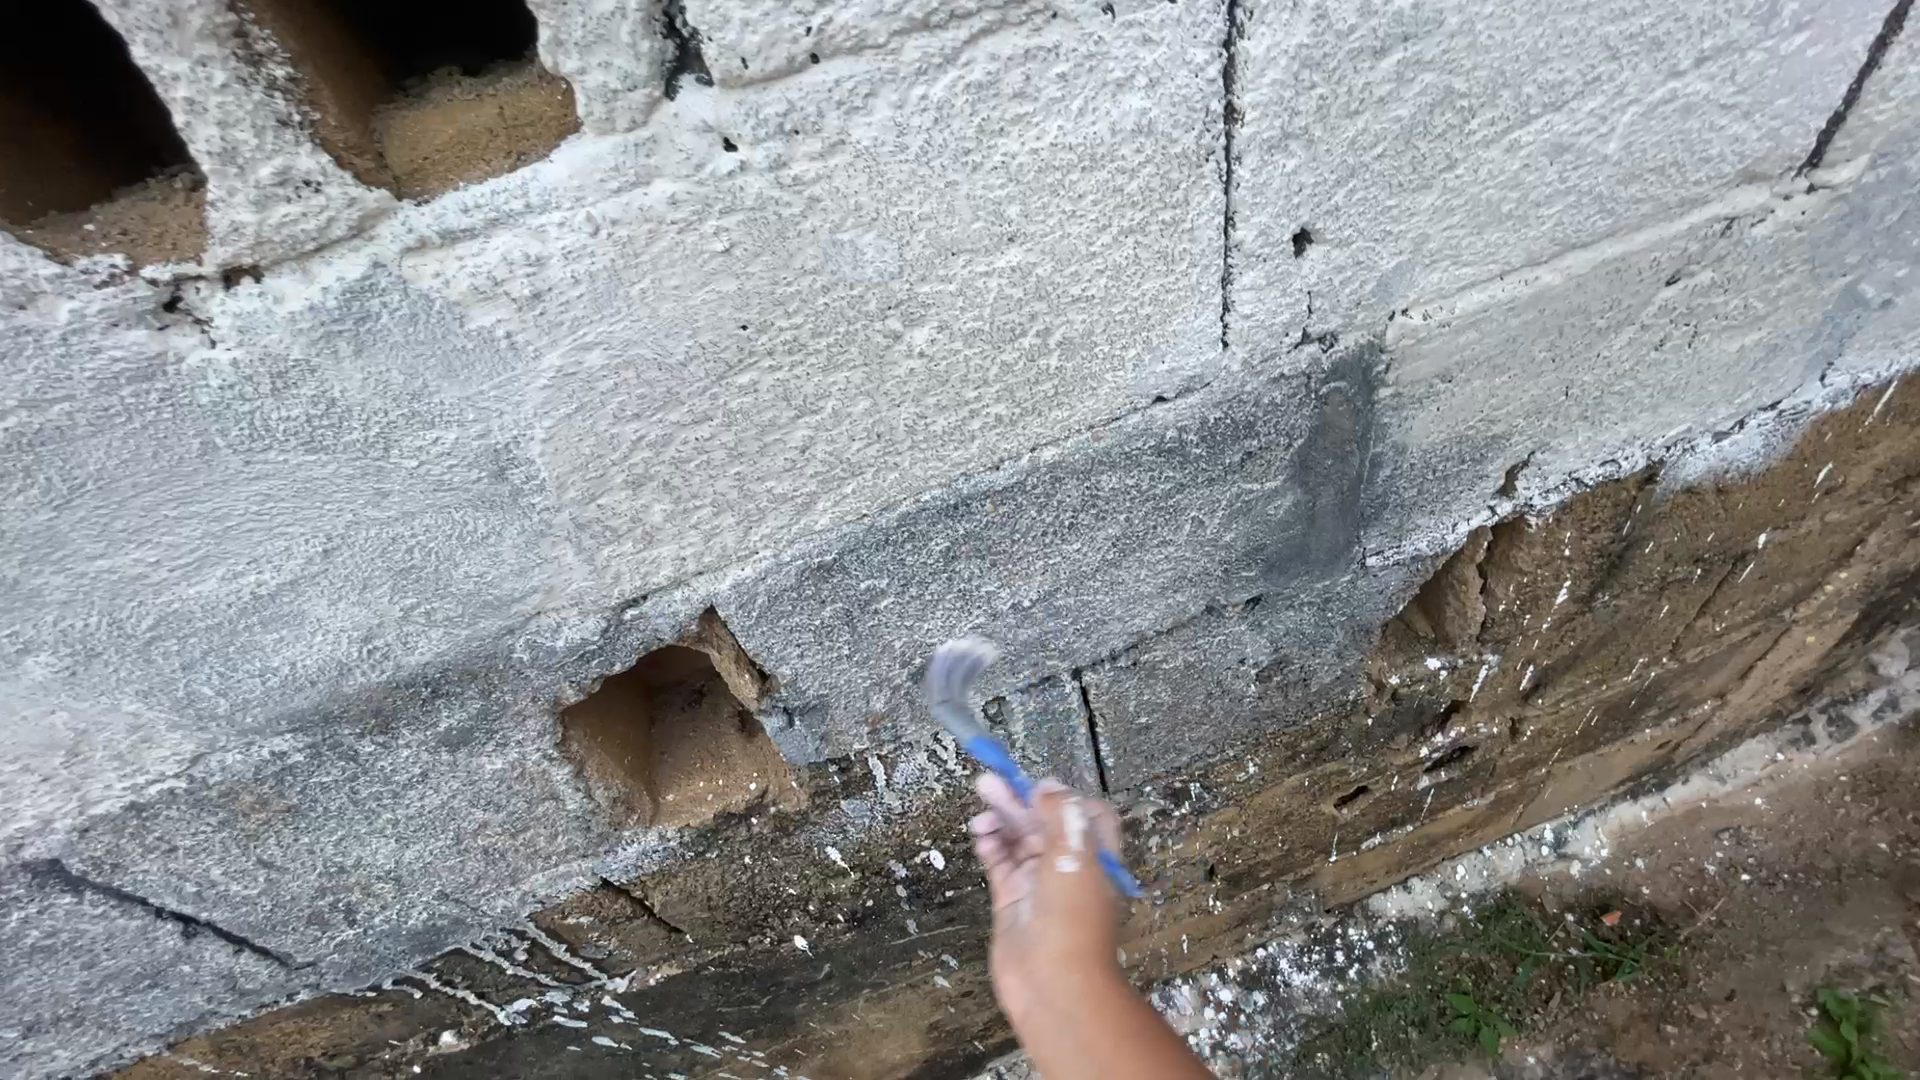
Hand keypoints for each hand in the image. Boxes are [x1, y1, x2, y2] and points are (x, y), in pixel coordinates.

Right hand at [968, 775, 1128, 1033]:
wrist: (1053, 984)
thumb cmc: (1072, 916)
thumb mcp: (1074, 851)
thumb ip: (1060, 811)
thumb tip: (1047, 786)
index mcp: (1096, 856)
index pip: (1084, 815)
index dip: (1062, 798)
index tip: (1037, 787)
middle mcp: (1069, 868)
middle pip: (1042, 823)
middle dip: (1018, 801)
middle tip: (988, 781)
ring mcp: (1039, 885)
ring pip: (1018, 840)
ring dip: (1001, 820)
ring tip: (980, 805)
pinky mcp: (1013, 901)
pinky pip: (1000, 864)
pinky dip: (991, 846)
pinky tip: (981, 833)